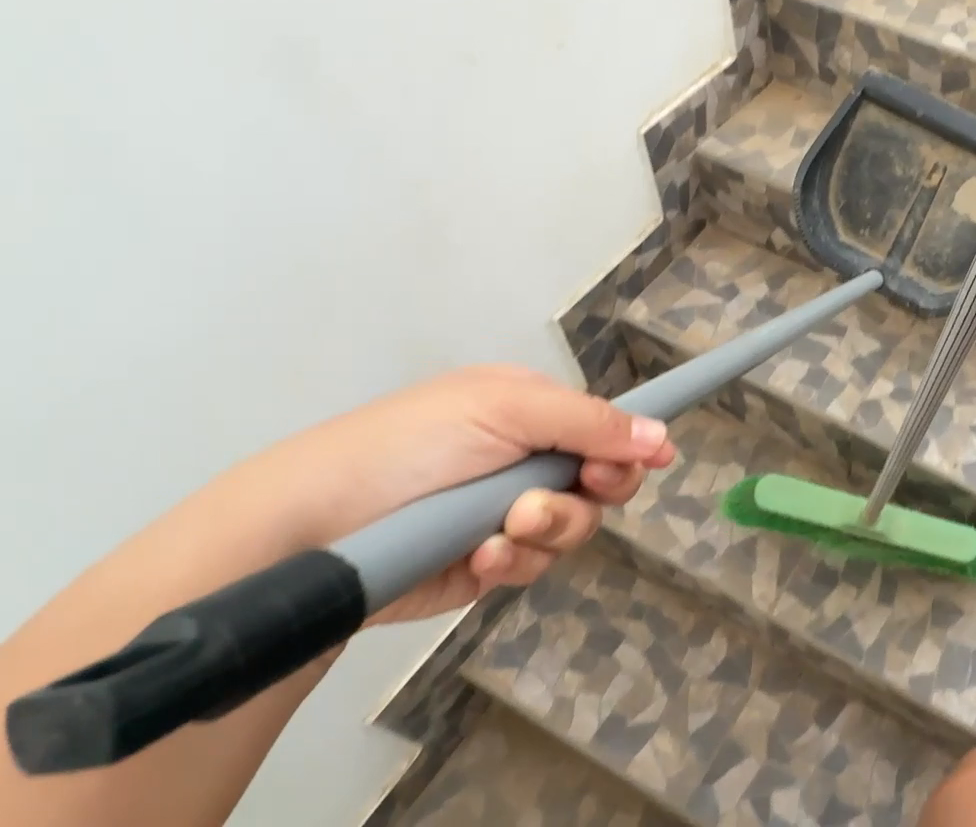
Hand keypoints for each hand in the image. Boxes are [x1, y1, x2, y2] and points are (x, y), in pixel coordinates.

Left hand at [222, 365, 677, 624]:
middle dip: (591, 492)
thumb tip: (664, 438)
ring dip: (548, 529)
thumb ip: (591, 423)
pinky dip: (513, 562)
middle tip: (574, 491)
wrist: (311, 532)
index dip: (630, 446)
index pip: (606, 426)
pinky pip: (535, 564)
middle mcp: (527, 459)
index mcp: (531, 411)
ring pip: (576, 527)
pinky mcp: (489, 563)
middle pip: (604, 481)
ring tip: (503, 530)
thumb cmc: (409, 448)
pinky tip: (479, 558)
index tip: (649, 463)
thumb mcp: (505, 410)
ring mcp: (509, 514)